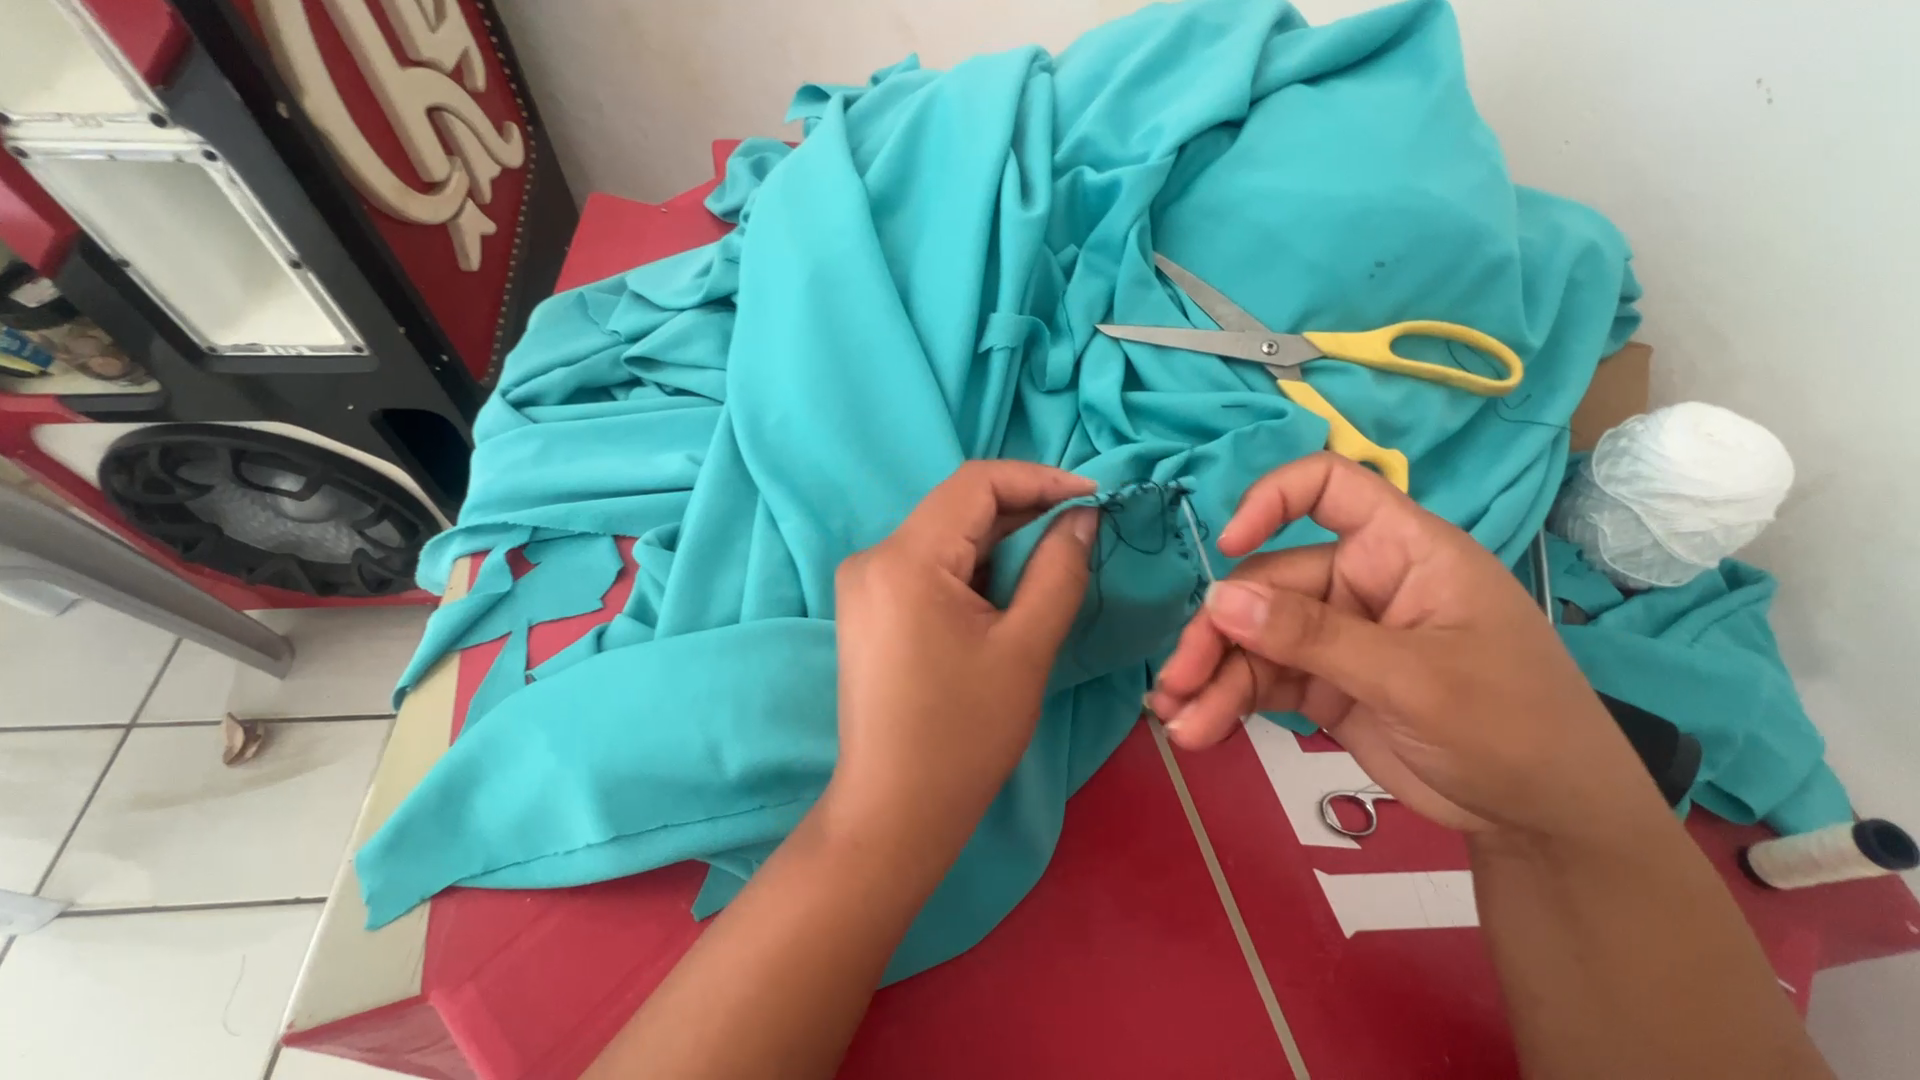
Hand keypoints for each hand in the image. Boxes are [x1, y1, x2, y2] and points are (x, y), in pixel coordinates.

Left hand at [828, 462, 1098, 855]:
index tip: (1092, 498)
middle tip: (1082, 532)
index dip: (1040, 479)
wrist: (897, 807)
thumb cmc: (965, 733)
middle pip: (958, 507)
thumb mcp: (1026, 647)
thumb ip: (1058, 570)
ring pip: (945, 536)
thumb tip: (1082, 517)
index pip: (976, 483)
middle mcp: (873, 557)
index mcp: (906, 558)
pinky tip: (1008, 593)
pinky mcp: (868, 609)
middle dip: (1024, 512)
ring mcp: (864, 584)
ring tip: (1053, 565)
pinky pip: (928, 566)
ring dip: (1002, 543)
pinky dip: (973, 569)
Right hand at [1147, 454, 1663, 841]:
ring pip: (1255, 639)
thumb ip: (1312, 637)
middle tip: (1177, 684)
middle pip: (1268, 585)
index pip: (1331, 488)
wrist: (1546, 822)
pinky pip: (1263, 681)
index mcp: (1402, 552)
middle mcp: (1362, 584)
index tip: (1228, 545)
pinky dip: (1229, 703)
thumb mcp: (1412, 678)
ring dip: (1213, 678)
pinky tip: (1198, 730)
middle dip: (1218, 636)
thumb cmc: (1511, 726)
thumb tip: (1218, 601)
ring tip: (1178, 722)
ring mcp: (1340, 637)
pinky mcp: (1325, 686)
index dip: (1273, 501)